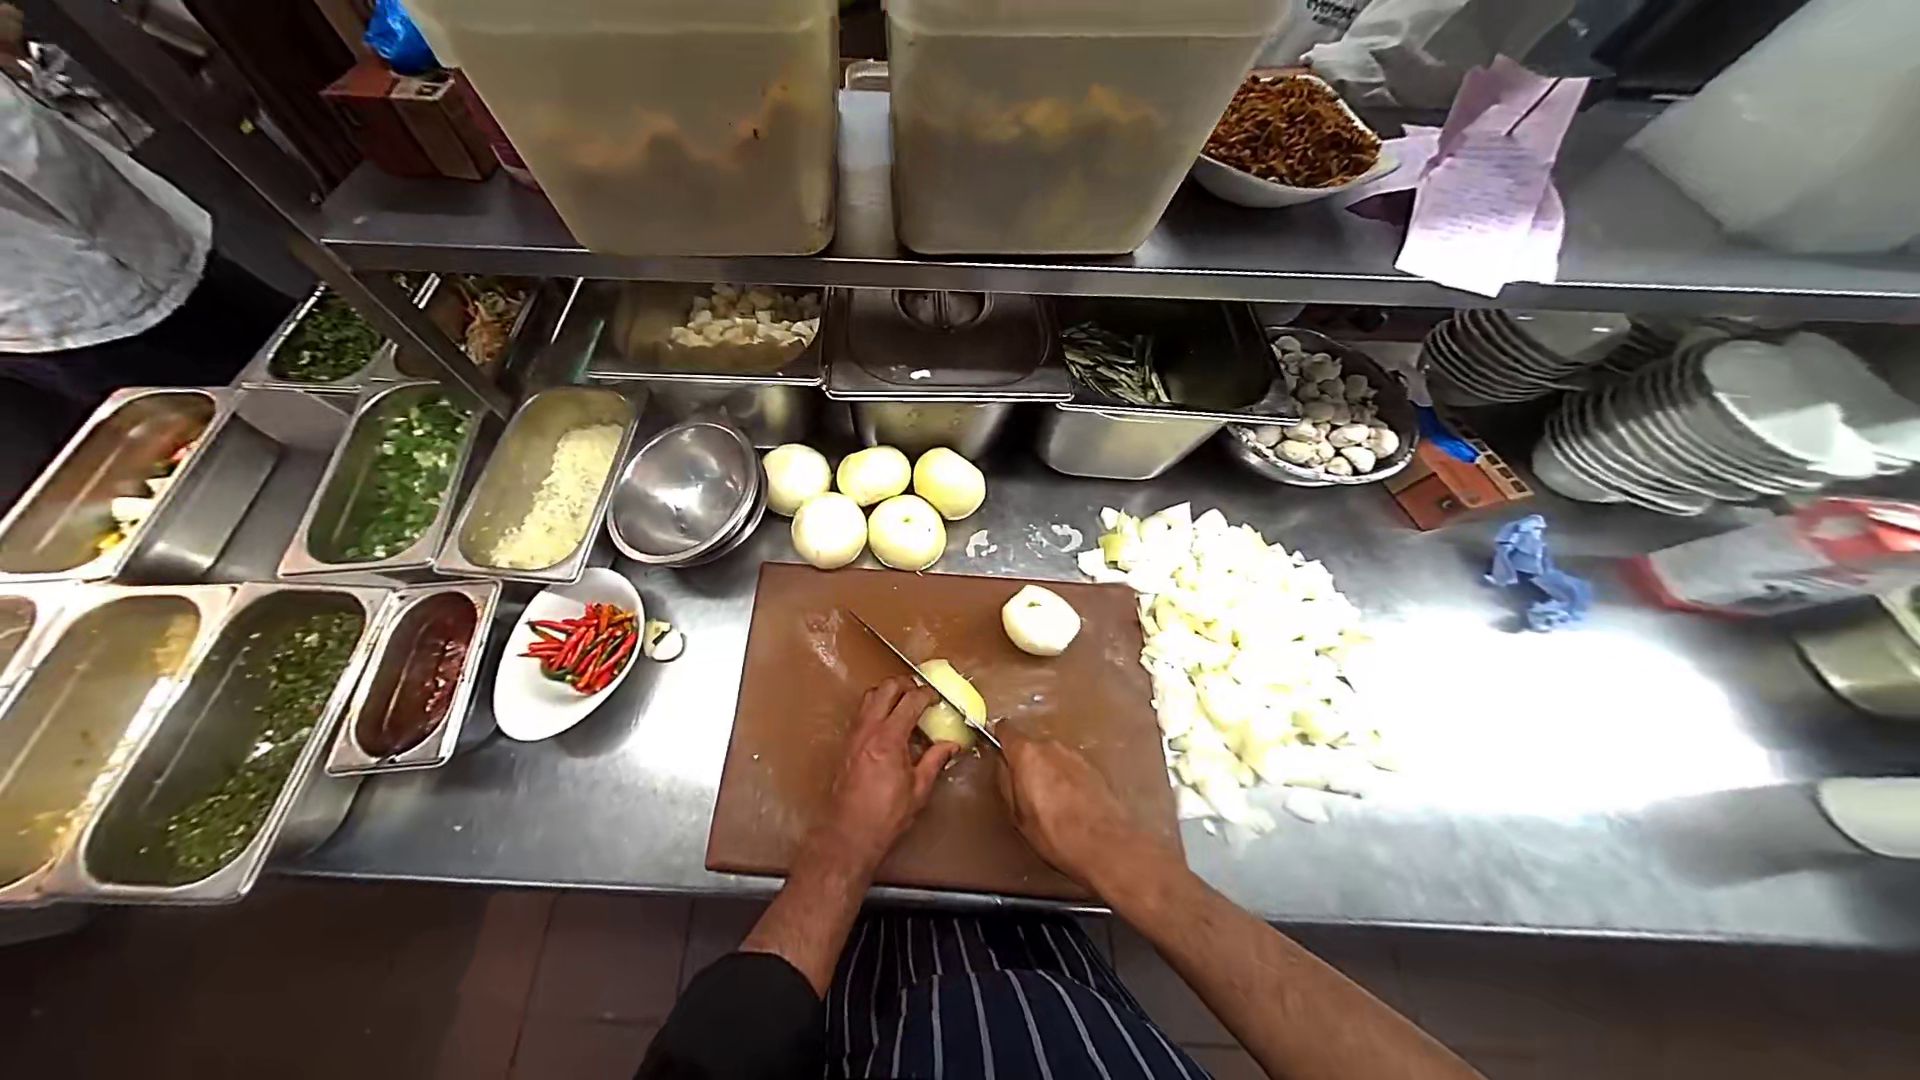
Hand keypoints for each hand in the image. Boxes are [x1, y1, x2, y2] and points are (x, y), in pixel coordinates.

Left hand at [805, 676, 962, 876]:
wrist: (847, 835)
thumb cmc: (884, 817)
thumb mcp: (919, 789)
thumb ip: (935, 760)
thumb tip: (951, 745)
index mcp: (889, 738)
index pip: (911, 700)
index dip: (927, 694)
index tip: (937, 697)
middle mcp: (868, 730)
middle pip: (886, 688)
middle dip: (905, 684)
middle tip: (920, 692)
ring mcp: (853, 735)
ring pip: (869, 696)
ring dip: (887, 693)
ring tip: (904, 703)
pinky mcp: (845, 744)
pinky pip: (861, 713)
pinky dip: (875, 708)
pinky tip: (887, 724)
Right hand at [996, 729, 1175, 894]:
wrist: (1104, 844)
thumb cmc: (1055, 833)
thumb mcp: (1016, 814)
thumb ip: (1006, 782)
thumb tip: (1003, 767)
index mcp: (1026, 753)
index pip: (1005, 730)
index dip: (999, 740)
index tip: (999, 753)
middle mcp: (1052, 747)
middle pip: (1031, 747)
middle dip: (1026, 764)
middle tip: (1025, 792)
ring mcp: (1075, 756)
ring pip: (1053, 758)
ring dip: (1049, 773)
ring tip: (1051, 804)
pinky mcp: (1094, 769)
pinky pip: (1071, 769)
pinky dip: (1068, 781)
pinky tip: (1070, 806)